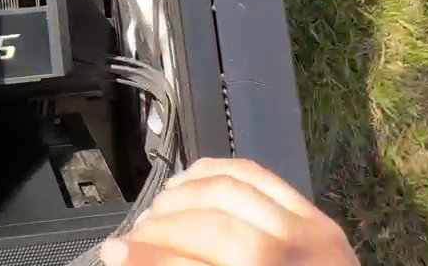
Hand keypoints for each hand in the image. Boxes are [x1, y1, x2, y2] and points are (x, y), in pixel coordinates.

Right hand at [104, 159, 356, 265]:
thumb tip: (130, 257)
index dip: (146, 259)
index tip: (109, 252)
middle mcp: (296, 263)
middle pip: (214, 229)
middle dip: (162, 228)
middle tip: (132, 236)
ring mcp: (313, 236)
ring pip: (230, 192)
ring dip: (183, 196)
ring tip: (156, 211)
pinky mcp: (318, 218)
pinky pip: (255, 174)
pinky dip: (214, 171)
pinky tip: (188, 182)